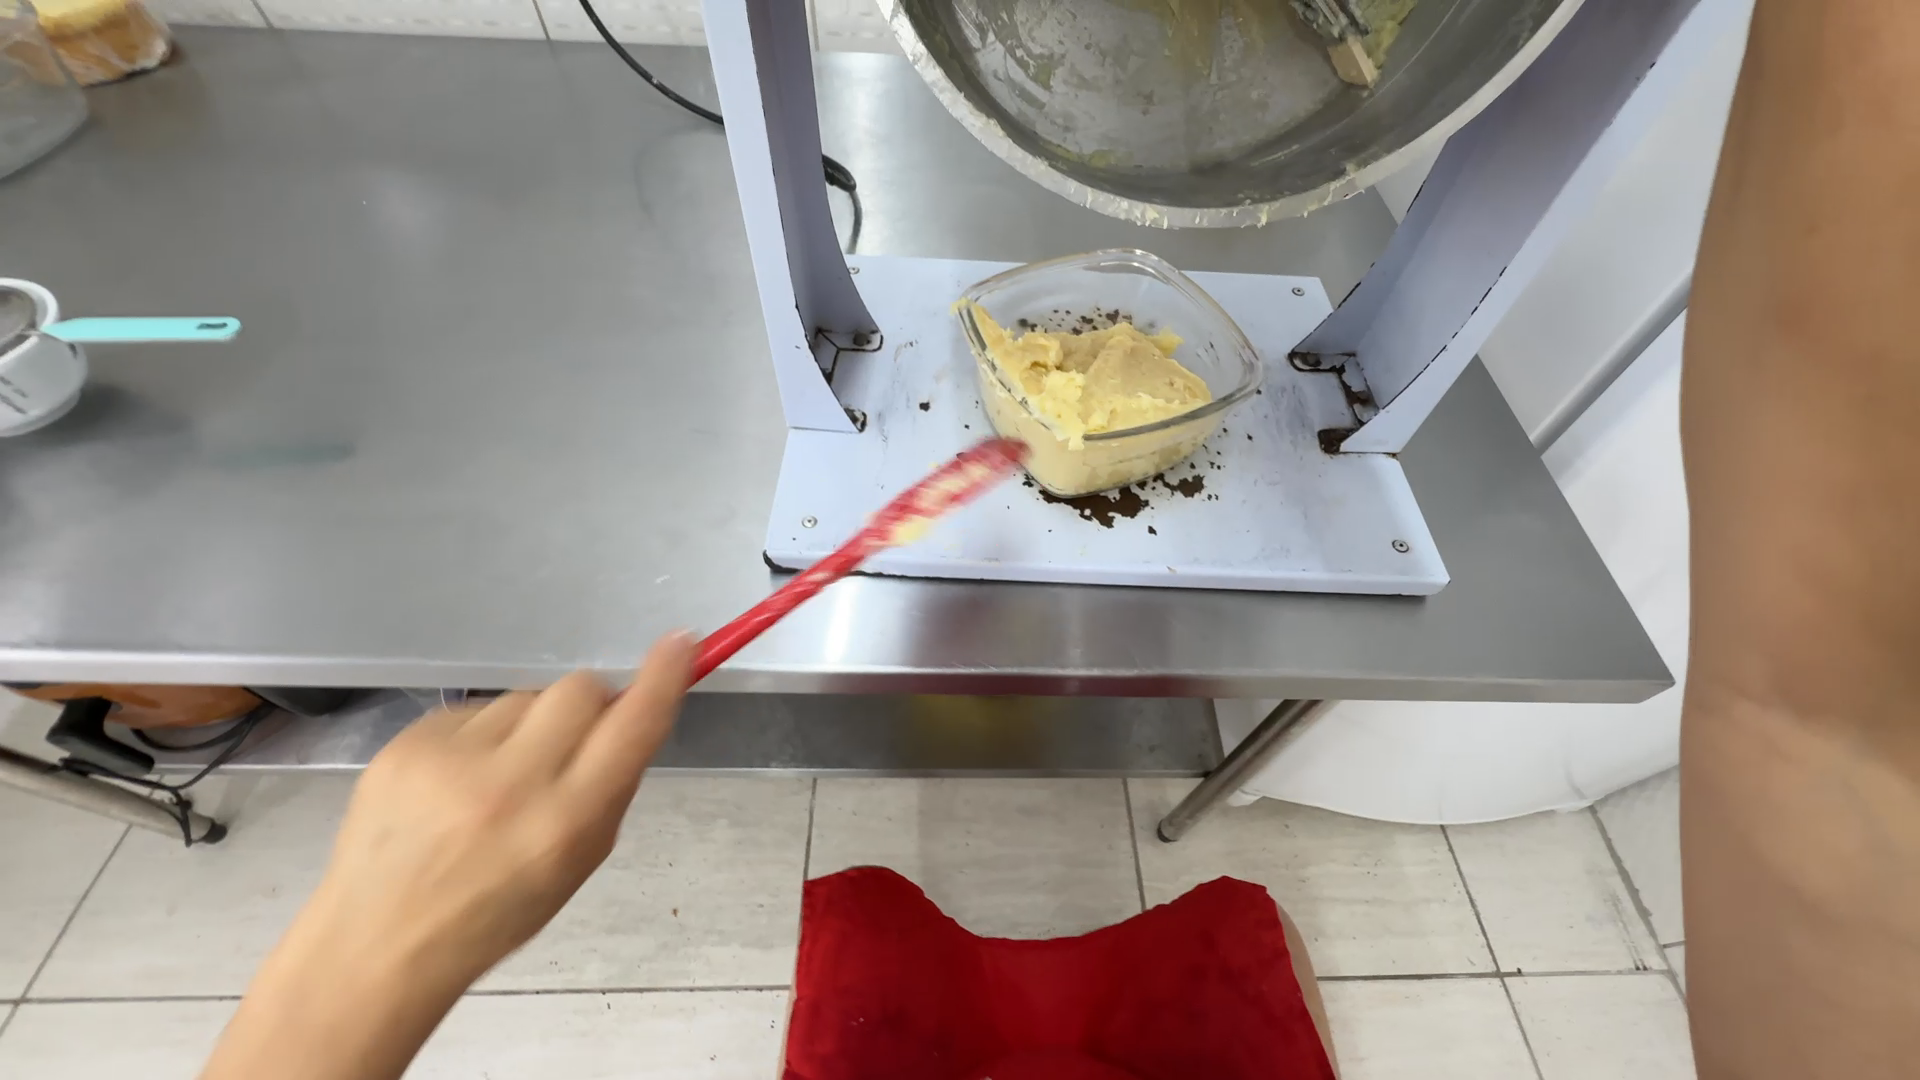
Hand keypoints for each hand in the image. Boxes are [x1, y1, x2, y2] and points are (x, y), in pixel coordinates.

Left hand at [201, 633, 694, 1079]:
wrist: (376, 945)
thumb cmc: (501, 908)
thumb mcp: (583, 857)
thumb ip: (612, 781)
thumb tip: (631, 708)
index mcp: (568, 820)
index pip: (632, 726)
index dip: (661, 679)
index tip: (680, 640)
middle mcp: (514, 782)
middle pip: (581, 689)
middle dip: (588, 706)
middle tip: (568, 744)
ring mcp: (453, 759)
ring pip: (527, 696)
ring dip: (530, 725)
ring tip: (497, 776)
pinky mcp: (407, 743)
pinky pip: (475, 709)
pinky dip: (481, 735)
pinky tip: (457, 779)